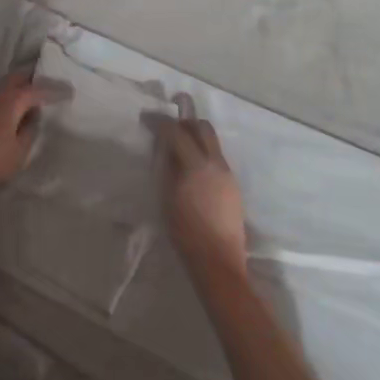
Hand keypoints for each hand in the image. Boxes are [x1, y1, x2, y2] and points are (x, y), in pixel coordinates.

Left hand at [0, 70, 60, 201]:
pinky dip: (10, 91)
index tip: (70, 91)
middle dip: (37, 77)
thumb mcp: (20, 151)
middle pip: (20, 76)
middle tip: (52, 84)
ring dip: (22, 83)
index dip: (55, 89)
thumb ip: (31, 129)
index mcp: (10, 100)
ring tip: (36, 93)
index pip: (38, 89)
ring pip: (6, 81)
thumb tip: (34, 115)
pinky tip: (15, 104)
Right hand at [155, 94, 247, 278]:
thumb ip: (166, 165)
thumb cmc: (185, 231)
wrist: (218, 262)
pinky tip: (192, 169)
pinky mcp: (233, 184)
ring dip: (195, 136)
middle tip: (167, 128)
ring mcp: (227, 172)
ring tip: (178, 148)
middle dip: (183, 120)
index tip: (146, 118)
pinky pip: (216, 157)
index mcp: (196, 164)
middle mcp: (215, 162)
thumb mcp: (166, 196)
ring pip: (212, 140)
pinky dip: (202, 152)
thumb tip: (164, 145)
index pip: (176, 130)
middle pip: (202, 126)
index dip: (159, 121)